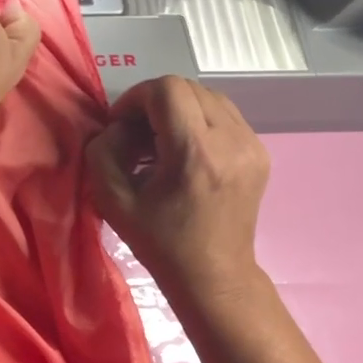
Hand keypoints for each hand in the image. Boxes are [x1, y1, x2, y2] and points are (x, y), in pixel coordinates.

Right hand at [85, 76, 269, 298]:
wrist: (214, 274)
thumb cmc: (160, 242)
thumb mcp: (112, 200)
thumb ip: (103, 152)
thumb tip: (116, 128)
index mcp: (195, 153)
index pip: (166, 90)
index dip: (135, 98)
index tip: (120, 125)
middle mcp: (231, 140)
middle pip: (187, 87)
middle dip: (153, 102)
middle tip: (136, 134)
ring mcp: (252, 145)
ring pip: (208, 96)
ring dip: (176, 109)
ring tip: (159, 141)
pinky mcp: (259, 152)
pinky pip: (224, 115)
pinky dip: (197, 121)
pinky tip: (183, 151)